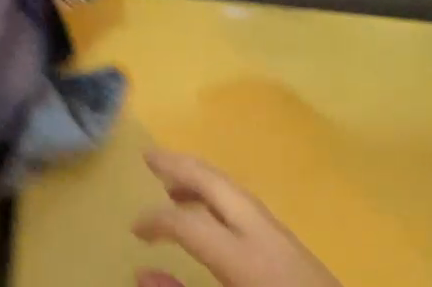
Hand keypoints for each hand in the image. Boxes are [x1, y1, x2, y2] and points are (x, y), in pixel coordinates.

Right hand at [133, 150, 342, 286]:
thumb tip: (142, 275)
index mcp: (247, 260)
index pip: (188, 223)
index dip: (156, 222)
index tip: (134, 231)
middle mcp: (265, 237)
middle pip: (216, 184)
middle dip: (180, 166)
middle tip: (148, 158)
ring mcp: (285, 240)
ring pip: (235, 191)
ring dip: (201, 179)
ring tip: (173, 184)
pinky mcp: (297, 251)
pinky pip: (249, 206)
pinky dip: (221, 197)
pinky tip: (213, 215)